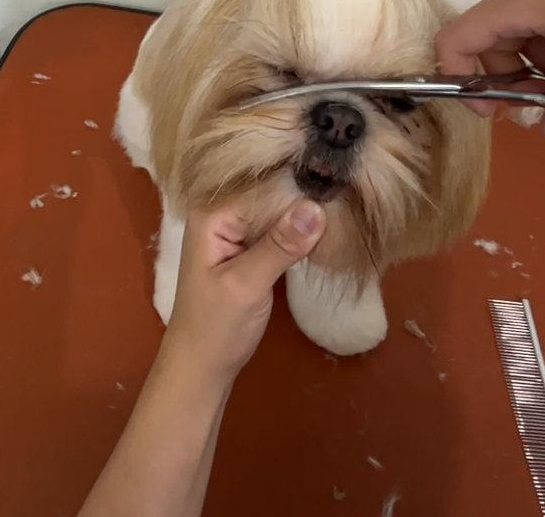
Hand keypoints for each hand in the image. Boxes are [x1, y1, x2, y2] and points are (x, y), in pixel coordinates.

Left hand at [160, 201, 326, 381]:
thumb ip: (280, 245)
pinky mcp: (246, 249)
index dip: (295, 185)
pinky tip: (322, 229)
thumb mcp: (248, 284)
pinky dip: (295, 233)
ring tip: (340, 201)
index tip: (333, 179)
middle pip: (267, 195)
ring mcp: (232, 232)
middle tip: (343, 188)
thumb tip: (315, 207)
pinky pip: (274, 231)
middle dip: (300, 197)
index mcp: (210, 214)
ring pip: (273, 213)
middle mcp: (219, 214)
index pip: (259, 187)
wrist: (202, 366)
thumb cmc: (217, 326)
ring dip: (301, 214)